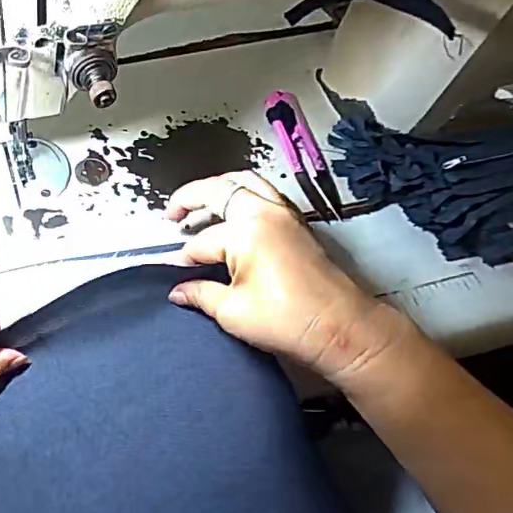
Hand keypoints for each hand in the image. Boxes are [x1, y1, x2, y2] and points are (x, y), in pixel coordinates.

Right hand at [164, 172, 421, 383]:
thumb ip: (200, 294)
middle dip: (189, 199)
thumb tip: (179, 290)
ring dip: (219, 190)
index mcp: (246, 231)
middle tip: (171, 214)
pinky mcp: (297, 225)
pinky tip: (232, 214)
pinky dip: (243, 195)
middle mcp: (266, 213)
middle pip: (219, 191)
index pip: (200, 241)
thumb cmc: (291, 321)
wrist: (341, 329)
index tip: (172, 274)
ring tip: (200, 204)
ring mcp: (285, 215)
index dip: (182, 259)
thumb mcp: (232, 311)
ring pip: (245, 183)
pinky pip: (265, 193)